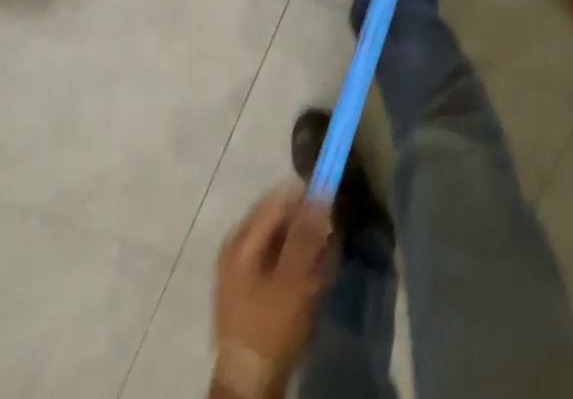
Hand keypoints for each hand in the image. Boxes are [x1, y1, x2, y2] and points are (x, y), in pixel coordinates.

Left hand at [211, 185, 333, 398]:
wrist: (251, 379)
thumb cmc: (271, 325)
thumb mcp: (294, 278)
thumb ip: (307, 234)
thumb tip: (320, 194)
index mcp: (242, 240)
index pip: (278, 201)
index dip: (307, 199)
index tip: (334, 209)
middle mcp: (238, 247)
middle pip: (281, 221)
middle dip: (309, 230)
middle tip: (330, 247)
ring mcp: (243, 269)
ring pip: (284, 244)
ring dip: (307, 252)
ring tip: (323, 269)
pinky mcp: (252, 289)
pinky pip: (280, 264)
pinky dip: (299, 268)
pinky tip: (313, 284)